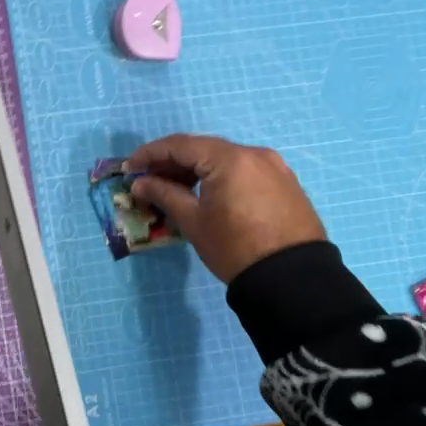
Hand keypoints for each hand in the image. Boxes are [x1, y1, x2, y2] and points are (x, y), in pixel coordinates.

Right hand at [127, 134, 325, 284]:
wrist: (295, 280)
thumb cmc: (236, 247)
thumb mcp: (193, 221)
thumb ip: (163, 194)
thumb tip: (140, 183)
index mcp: (229, 158)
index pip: (179, 145)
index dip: (149, 154)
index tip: (130, 169)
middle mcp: (253, 154)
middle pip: (203, 148)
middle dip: (172, 162)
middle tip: (149, 180)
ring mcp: (274, 167)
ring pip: (224, 158)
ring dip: (196, 169)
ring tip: (175, 189)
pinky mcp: (285, 183)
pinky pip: (244, 170)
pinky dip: (220, 176)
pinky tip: (207, 194)